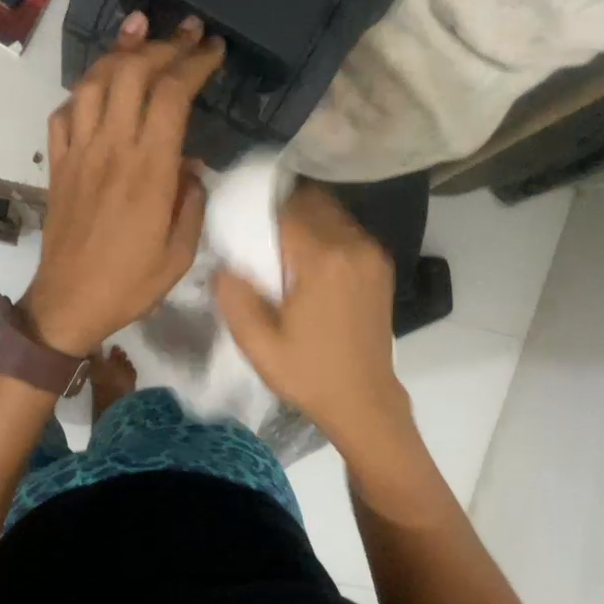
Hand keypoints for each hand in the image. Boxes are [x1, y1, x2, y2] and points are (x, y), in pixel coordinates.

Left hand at [21, 12, 225, 354]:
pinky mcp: (58, 165)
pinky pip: (64, 113)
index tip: (214, 50)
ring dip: (119, 52)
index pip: (172, 94)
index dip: (194, 63)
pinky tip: (98, 88)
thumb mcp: (179, 254)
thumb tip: (192, 167)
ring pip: (94, 82)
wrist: (69, 303)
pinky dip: (83, 91)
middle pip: (132, 73)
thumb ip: (191, 202)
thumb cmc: (130, 284)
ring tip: (140, 32)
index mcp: (149, 170)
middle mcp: (111, 149)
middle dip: (163, 45)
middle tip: (186, 33)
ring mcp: (78, 153)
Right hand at [214, 186, 409, 446]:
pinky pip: (348, 233)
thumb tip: (223, 264)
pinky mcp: (381, 267)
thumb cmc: (308, 375)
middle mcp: (352, 246)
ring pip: (332, 214)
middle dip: (283, 213)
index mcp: (321, 261)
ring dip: (306, 223)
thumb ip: (235, 298)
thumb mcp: (258, 345)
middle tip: (261, 241)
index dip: (259, 217)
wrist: (363, 400)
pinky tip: (310, 266)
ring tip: (284, 252)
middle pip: (312, 203)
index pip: (285, 211)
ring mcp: (371, 254)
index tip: (241, 233)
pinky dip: (326, 237)